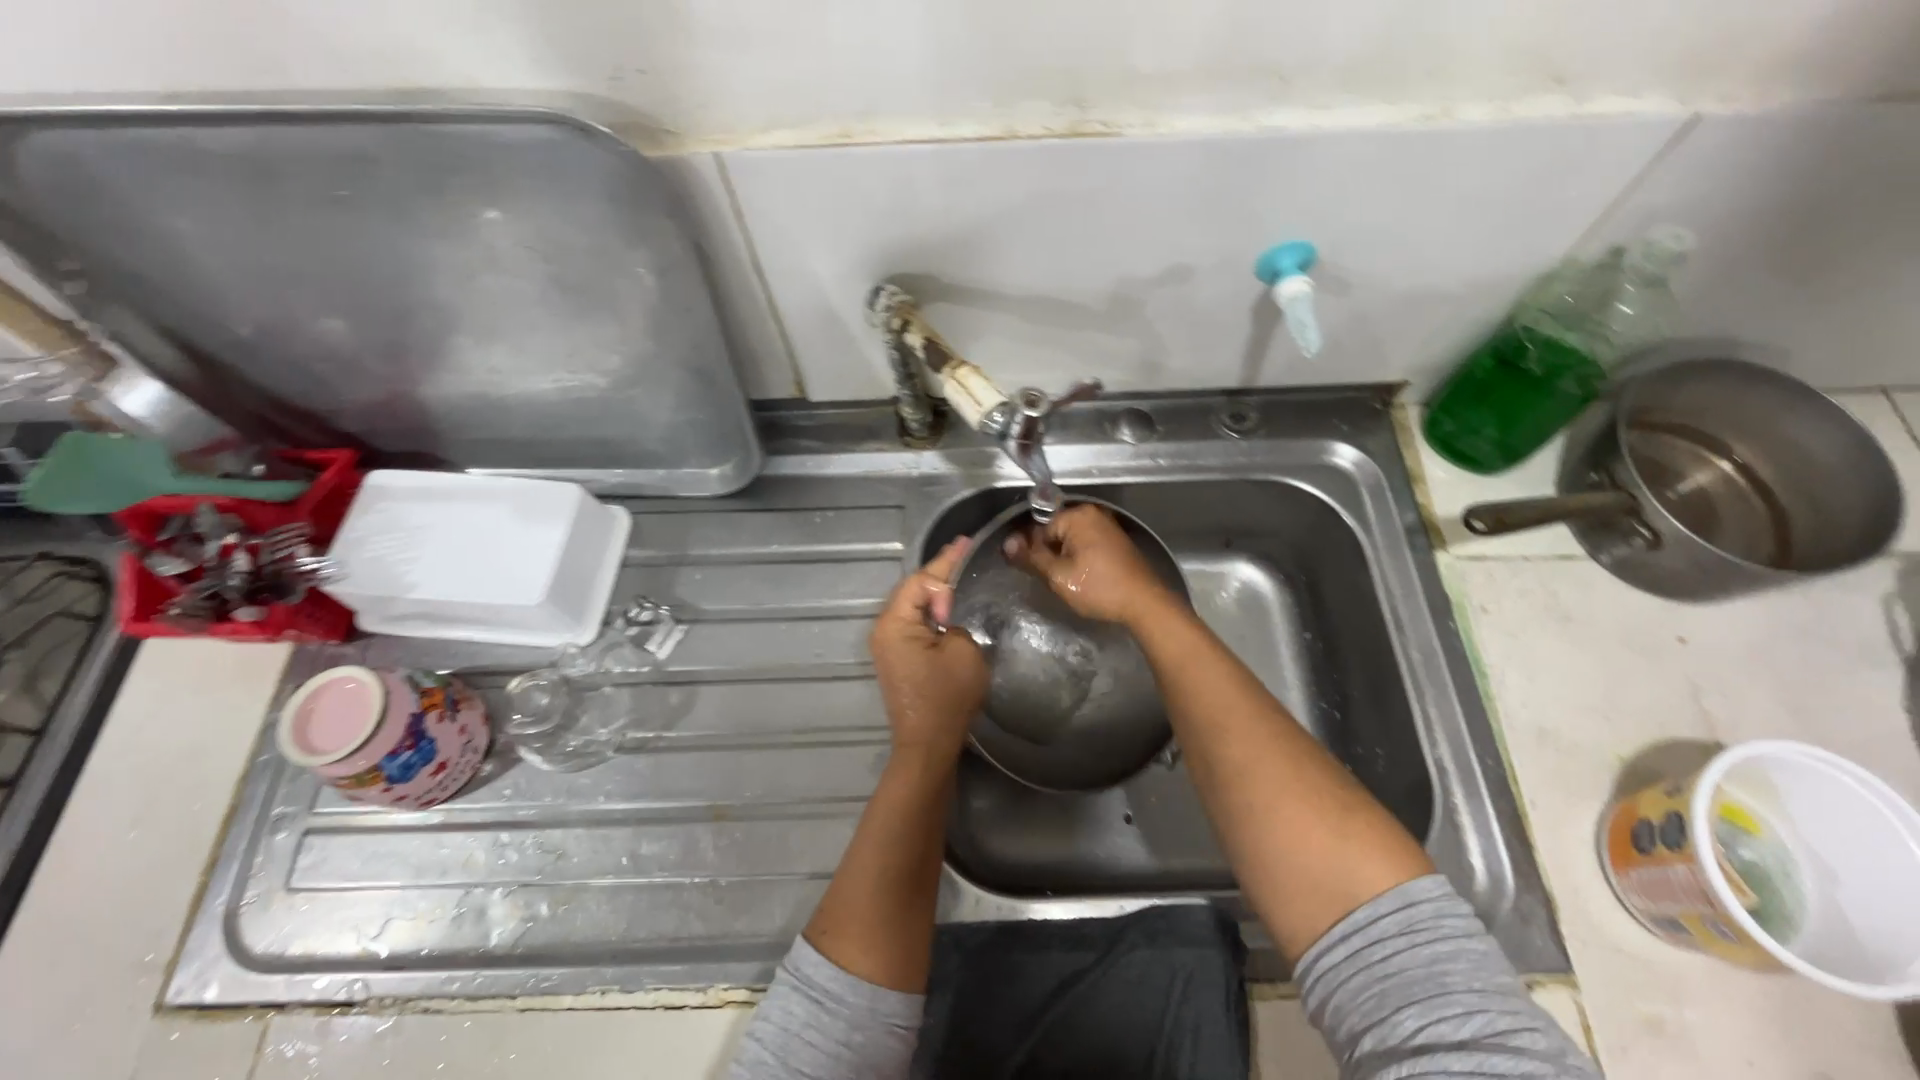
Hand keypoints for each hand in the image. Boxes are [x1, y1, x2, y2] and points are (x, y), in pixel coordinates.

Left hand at [869, 538, 988, 763]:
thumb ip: (956, 619)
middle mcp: (884, 629)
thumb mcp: (963, 650)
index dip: (946, 562)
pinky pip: (914, 623)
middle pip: (913, 590)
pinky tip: (951, 605)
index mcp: (895, 623)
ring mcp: (888, 645)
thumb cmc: (947, 698)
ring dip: (936, 592)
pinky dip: (932, 612)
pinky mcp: (897, 658)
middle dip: (940, 573)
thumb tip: (947, 612)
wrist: (928, 744)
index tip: (966, 542)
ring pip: (913, 606)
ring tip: (962, 571)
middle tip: (966, 553)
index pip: (921, 581)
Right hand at [1003, 504, 1177, 625]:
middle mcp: (1093, 513)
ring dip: (1063, 557)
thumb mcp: (1059, 576)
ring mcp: (1107, 526)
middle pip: (1055, 531)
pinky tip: (1083, 576)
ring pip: (1070, 539)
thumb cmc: (1099, 588)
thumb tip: (1006, 544)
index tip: (1034, 572)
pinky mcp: (1115, 540)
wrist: (1145, 603)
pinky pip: (1086, 543)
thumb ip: (1031, 558)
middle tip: (1053, 579)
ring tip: (1067, 580)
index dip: (1032, 551)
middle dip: (1049, 553)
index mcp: (1078, 515)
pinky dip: (1079, 557)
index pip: (1039, 528)